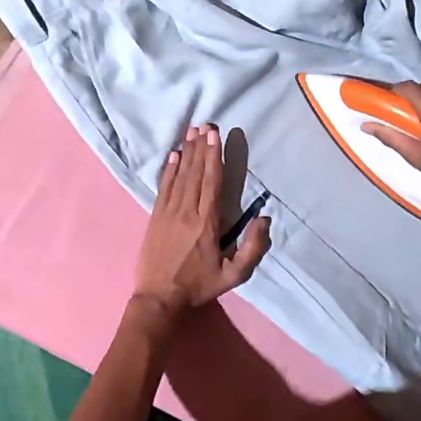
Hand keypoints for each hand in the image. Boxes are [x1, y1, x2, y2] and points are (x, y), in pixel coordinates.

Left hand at [131, 124, 269, 325]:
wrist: (158, 297)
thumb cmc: (199, 286)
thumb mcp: (234, 275)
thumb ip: (252, 248)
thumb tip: (264, 219)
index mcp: (207, 222)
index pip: (211, 182)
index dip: (214, 156)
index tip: (215, 135)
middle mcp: (187, 211)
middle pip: (195, 173)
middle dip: (201, 147)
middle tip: (204, 124)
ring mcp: (168, 212)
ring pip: (179, 176)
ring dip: (185, 152)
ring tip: (190, 131)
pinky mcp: (155, 216)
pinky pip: (163, 187)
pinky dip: (168, 170)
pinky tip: (172, 155)